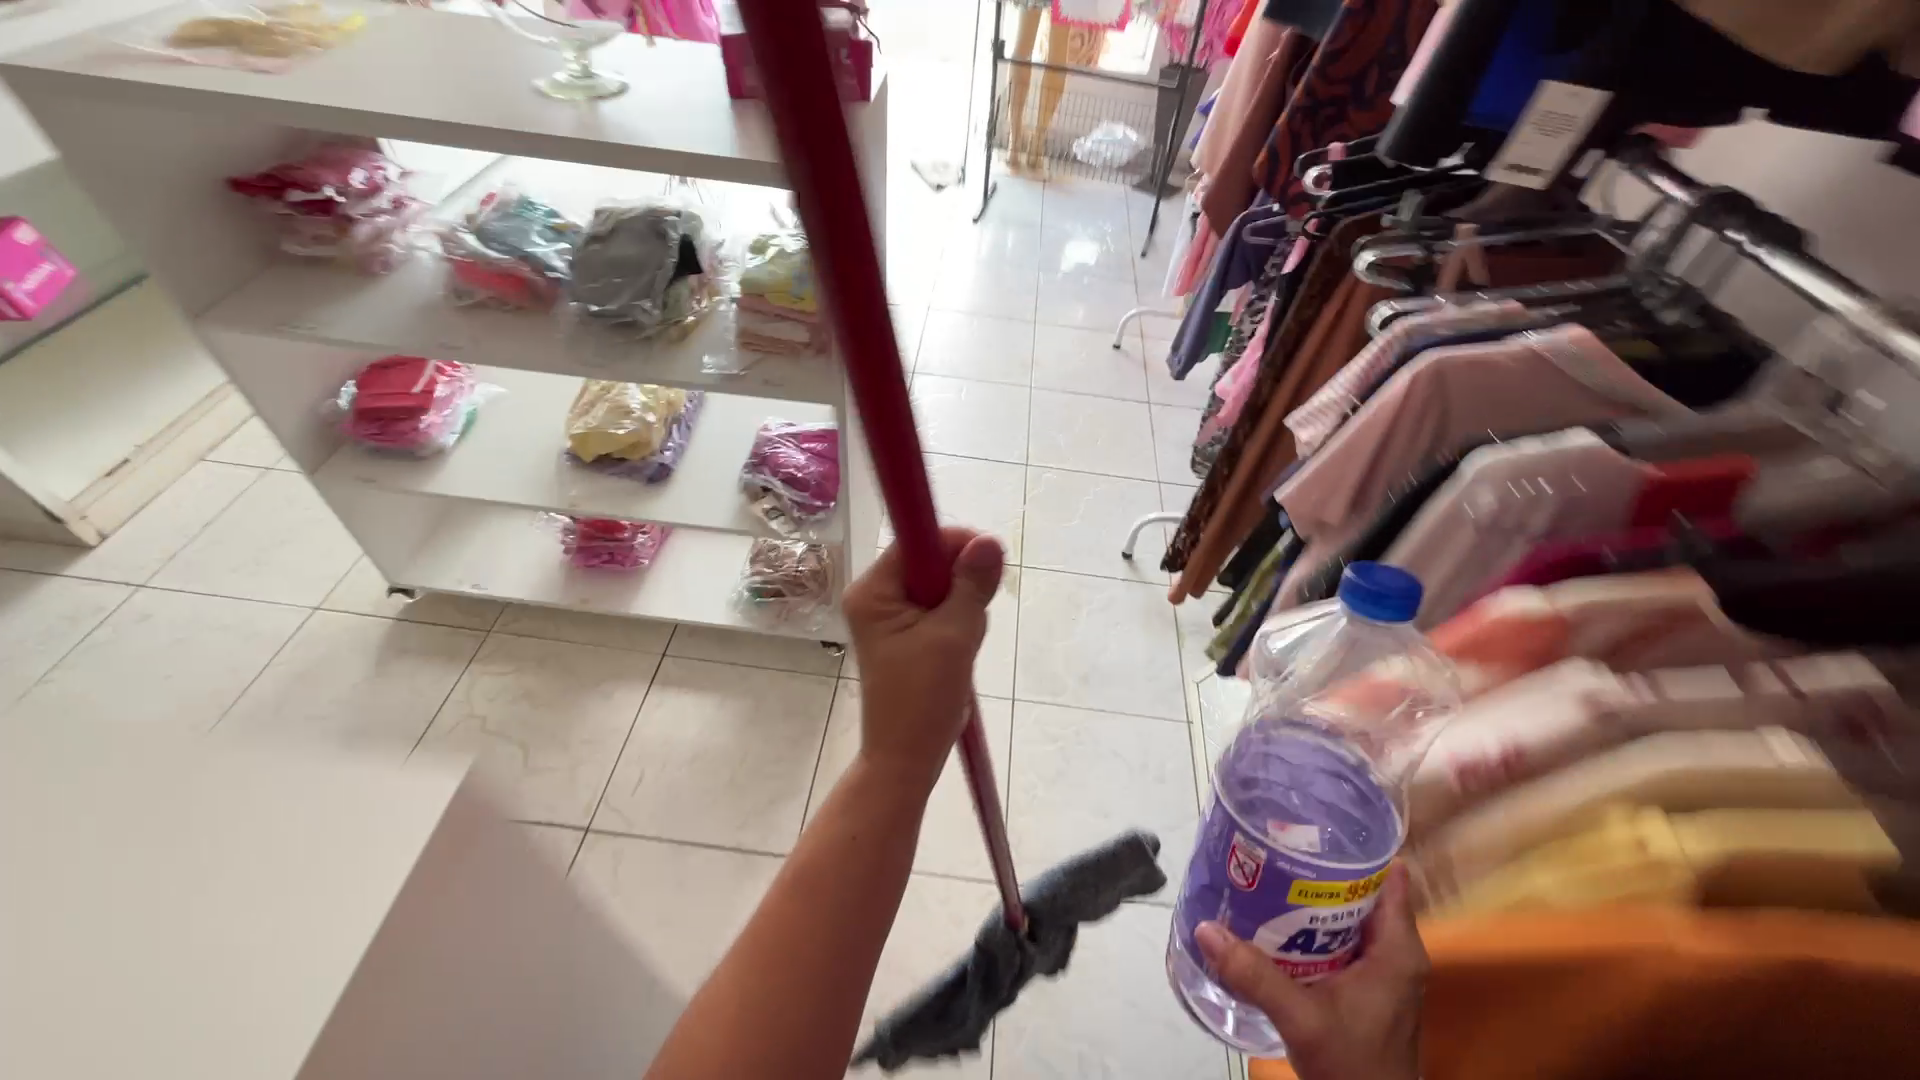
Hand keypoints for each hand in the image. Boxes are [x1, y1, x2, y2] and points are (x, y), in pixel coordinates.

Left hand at [842, 527, 1004, 787]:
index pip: (917, 542)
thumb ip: (971, 585)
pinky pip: (939, 610)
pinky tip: (959, 653)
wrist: (906, 759)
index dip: (954, 545)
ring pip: (941, 588)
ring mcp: (889, 616)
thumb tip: (989, 541)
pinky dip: (957, 625)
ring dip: (962, 610)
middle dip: (961, 585)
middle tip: (968, 622)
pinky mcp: (905, 634)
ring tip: (962, 645)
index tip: (986, 565)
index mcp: (873, 591)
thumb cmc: (923, 698)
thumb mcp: (954, 636)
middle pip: (931, 563)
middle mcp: (875, 596)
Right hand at [1195, 864, 1425, 1079]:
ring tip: (1265, 870)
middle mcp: (1396, 952)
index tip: (1311, 824)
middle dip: (1319, 866)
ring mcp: (1382, 970)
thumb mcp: (1302, 1020)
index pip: (1388, 877)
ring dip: (1312, 896)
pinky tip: (1273, 920)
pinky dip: (1310, 924)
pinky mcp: (1365, 986)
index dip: (1355, 847)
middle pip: (1362, 890)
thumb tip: (1204, 927)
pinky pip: (1338, 937)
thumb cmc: (1355, 1069)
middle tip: (1271, 843)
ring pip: (1348, 915)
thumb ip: (1256, 976)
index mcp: (1398, 949)